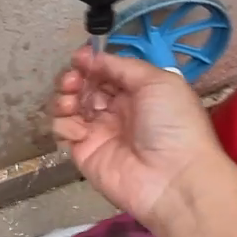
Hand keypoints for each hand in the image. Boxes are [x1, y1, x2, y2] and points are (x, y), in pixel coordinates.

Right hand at [49, 48, 226, 226]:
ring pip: (67, 106)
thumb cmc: (173, 125)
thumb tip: (92, 58)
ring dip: (64, 98)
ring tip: (72, 102)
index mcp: (137, 92)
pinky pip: (63, 130)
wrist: (171, 178)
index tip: (80, 58)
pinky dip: (65, 125)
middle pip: (83, 86)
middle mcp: (116, 110)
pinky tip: (80, 131)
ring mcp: (98, 131)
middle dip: (73, 78)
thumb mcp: (158, 81)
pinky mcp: (83, 152)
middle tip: (74, 81)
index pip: (105, 71)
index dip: (90, 63)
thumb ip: (122, 66)